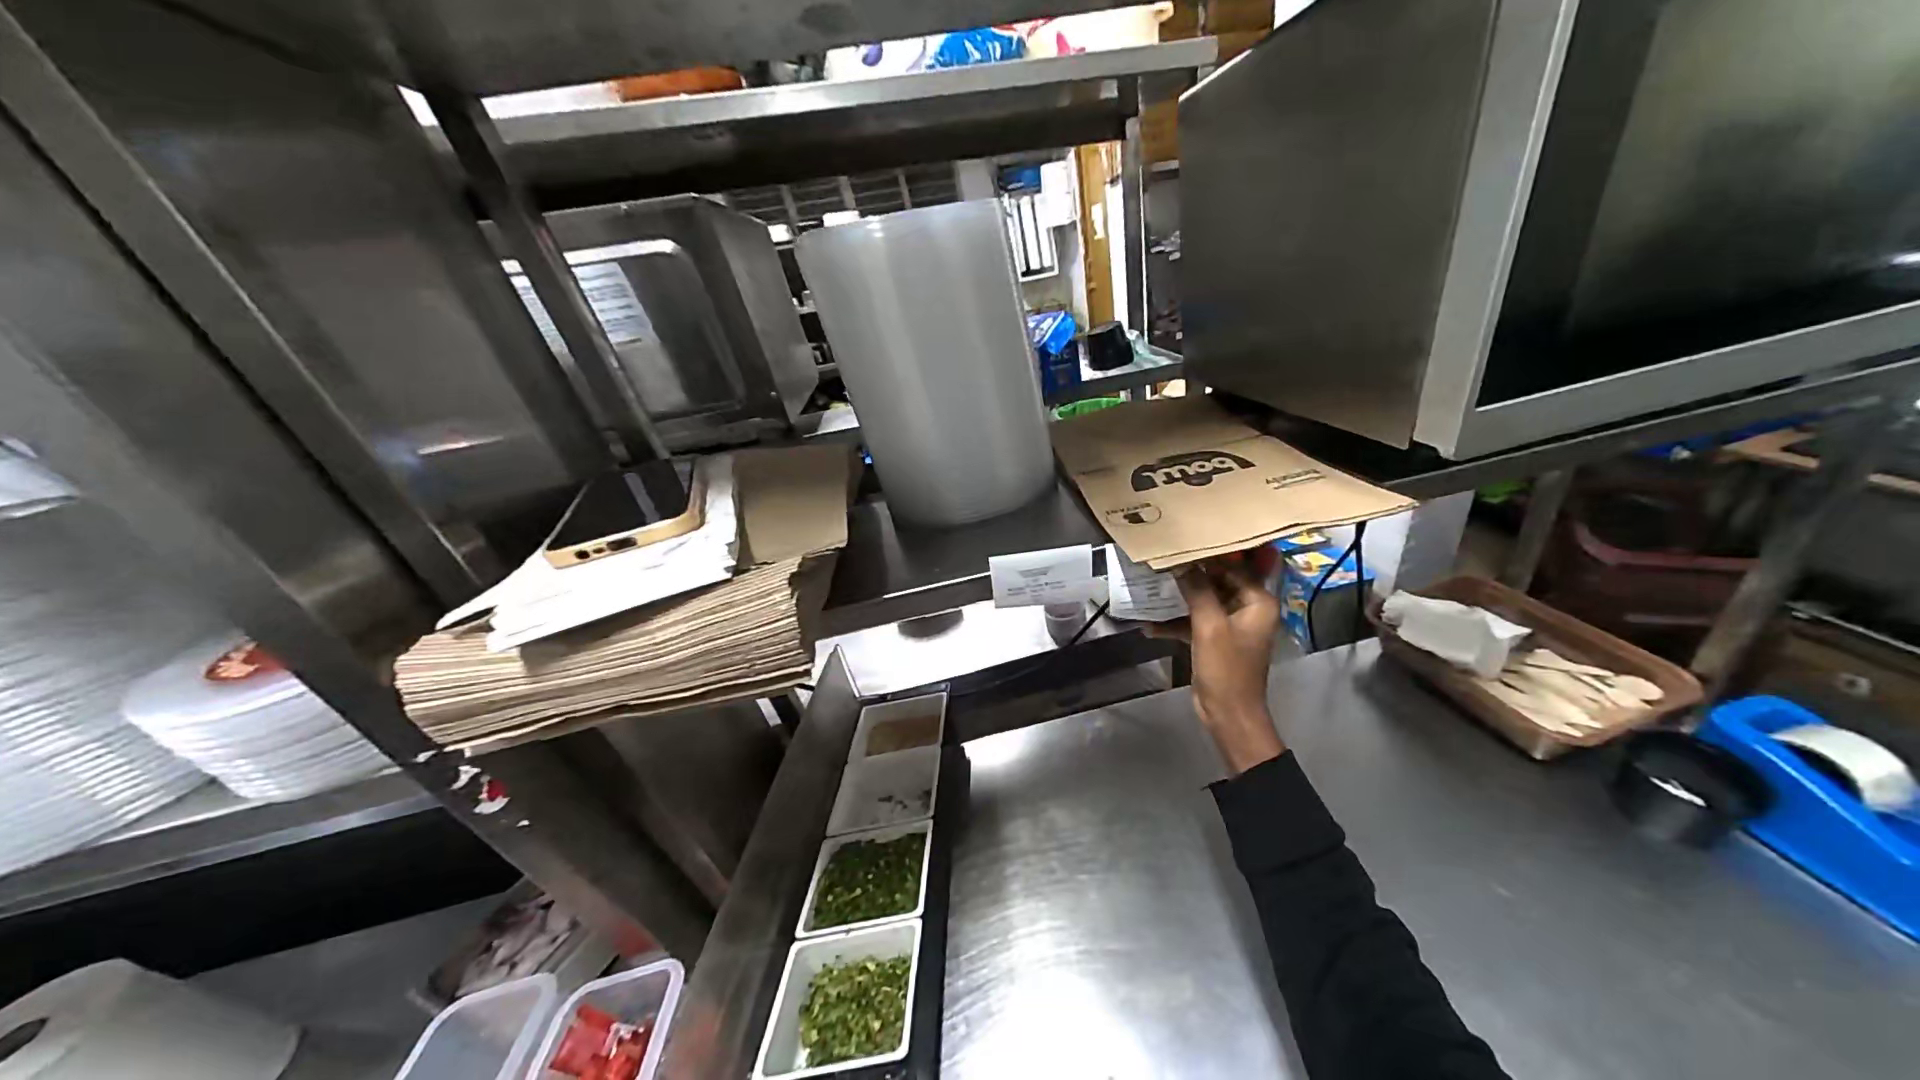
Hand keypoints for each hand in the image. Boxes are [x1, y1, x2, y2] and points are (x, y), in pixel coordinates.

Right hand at [1153, 559, 1285, 774]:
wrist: (1228, 714)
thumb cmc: (1226, 668)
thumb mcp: (1209, 625)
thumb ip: (1197, 590)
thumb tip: (1181, 562)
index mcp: (1258, 601)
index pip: (1236, 566)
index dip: (1212, 554)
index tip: (1186, 540)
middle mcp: (1248, 609)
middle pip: (1220, 580)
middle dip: (1194, 571)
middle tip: (1167, 556)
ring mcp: (1231, 625)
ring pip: (1205, 599)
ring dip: (1182, 596)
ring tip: (1155, 581)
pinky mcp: (1215, 640)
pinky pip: (1195, 621)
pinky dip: (1176, 622)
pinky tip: (1150, 625)